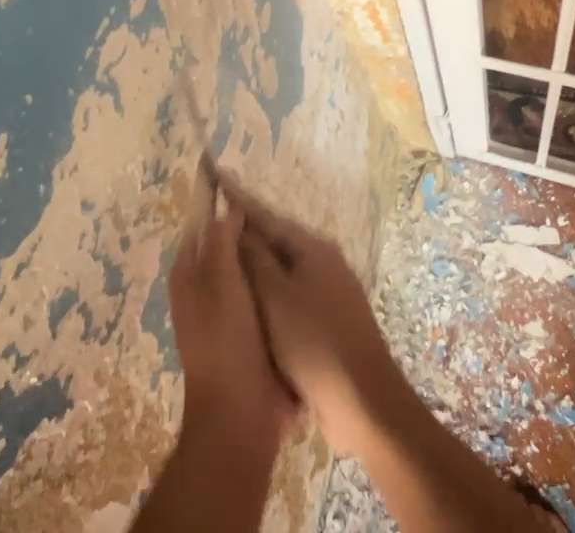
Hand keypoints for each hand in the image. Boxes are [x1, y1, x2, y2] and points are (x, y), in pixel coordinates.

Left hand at [167, 172, 298, 458]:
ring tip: (288, 226)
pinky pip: (262, 291)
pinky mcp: (251, 328)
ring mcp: (228, 309)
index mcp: (189, 273)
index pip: (199, 224)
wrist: (241, 410)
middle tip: (271, 200)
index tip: (232, 174)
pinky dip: (273, 276)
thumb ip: (223, 243)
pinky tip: (296, 268)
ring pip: (245, 267)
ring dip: (261, 250)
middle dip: (242, 224)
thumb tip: (228, 209)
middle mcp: (204, 287)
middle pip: (223, 243)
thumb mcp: (222, 284)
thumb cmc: (226, 341)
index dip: (214, 200)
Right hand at [224, 181, 406, 457]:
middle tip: (212, 216)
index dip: (238, 197)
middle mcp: (323, 264)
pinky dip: (264, 290)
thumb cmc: (312, 342)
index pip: (266, 215)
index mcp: (311, 249)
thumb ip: (253, 258)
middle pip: (275, 239)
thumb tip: (237, 225)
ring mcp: (329, 293)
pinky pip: (288, 294)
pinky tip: (247, 300)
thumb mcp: (274, 296)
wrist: (362, 402)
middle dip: (245, 228)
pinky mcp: (327, 322)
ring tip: (222, 255)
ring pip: (281, 268)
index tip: (216, 173)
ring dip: (254, 261)